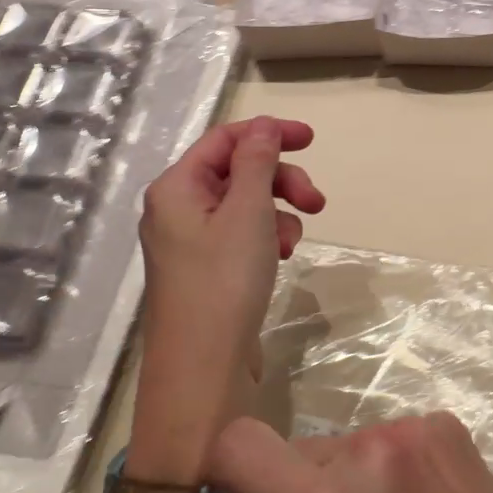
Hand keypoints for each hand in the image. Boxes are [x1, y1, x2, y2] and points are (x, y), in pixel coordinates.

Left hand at [138, 115, 325, 335]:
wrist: (202, 367)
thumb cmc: (224, 280)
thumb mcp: (248, 211)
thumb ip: (257, 162)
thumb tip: (263, 125)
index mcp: (177, 187)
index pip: (225, 139)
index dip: (269, 133)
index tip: (313, 141)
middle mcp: (176, 209)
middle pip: (237, 172)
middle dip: (281, 180)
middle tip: (316, 202)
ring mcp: (189, 242)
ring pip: (245, 204)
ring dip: (279, 212)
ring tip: (295, 240)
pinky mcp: (205, 270)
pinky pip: (241, 235)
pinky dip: (266, 237)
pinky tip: (281, 257)